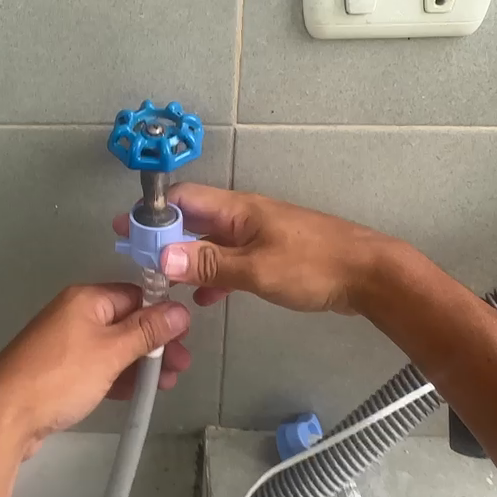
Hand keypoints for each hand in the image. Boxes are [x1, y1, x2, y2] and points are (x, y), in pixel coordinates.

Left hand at [0, 284, 191, 457]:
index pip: (134, 295)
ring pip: (113, 346)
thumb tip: (180, 310)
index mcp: (86, 299)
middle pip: (125, 321)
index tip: (183, 338)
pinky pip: (98, 365)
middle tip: (180, 366)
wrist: (3, 417)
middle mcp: (75, 314)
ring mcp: (65, 343)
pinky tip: (137, 391)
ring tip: (165, 384)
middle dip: (154, 343)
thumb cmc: (60, 377)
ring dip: (140, 363)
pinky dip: (118, 375)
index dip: (161, 314)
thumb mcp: (110, 352)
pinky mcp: (59, 370)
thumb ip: (147, 332)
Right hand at [115, 184, 403, 313]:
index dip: (152, 213)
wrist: (370, 275)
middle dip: (164, 238)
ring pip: (211, 241)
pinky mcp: (272, 254)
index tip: (126, 232)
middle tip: (138, 261)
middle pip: (194, 219)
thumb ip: (210, 264)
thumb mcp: (256, 269)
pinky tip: (206, 298)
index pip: (183, 199)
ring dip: (187, 258)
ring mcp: (258, 234)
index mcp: (237, 209)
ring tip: (163, 282)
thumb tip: (162, 255)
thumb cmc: (313, 266)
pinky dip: (214, 274)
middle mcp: (243, 216)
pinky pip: (231, 258)